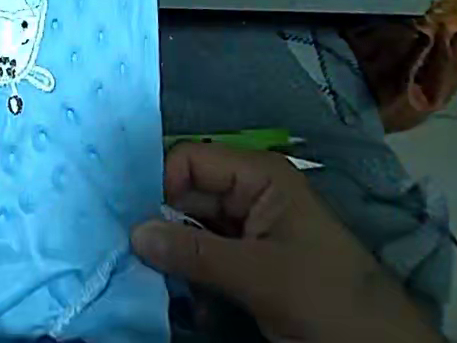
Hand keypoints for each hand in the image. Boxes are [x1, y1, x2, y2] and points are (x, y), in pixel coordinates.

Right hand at [131, 142, 443, 342]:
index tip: (135, 221)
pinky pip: (206, 252)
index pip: (192, 160)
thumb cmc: (325, 297)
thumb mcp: (260, 276)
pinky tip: (177, 291)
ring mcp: (250, 225)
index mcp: (257, 173)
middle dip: (161, 219)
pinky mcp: (250, 258)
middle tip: (130, 251)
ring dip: (173, 249)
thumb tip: (134, 232)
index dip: (161, 183)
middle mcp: (249, 189)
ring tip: (147, 273)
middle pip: (189, 192)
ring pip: (194, 224)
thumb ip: (195, 252)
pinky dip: (190, 270)